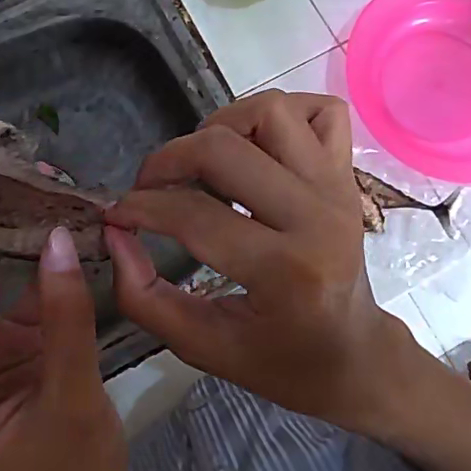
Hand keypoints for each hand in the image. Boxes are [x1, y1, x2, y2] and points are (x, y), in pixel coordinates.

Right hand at [103, 91, 416, 430]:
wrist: (358, 357)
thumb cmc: (278, 361)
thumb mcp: (199, 346)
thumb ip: (142, 295)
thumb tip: (113, 231)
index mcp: (286, 270)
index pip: (193, 214)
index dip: (138, 208)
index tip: (115, 216)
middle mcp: (317, 216)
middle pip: (223, 147)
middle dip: (167, 160)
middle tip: (148, 188)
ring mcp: (337, 187)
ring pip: (269, 112)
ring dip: (218, 128)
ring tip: (199, 166)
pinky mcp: (347, 173)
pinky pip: (318, 109)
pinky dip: (275, 117)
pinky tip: (250, 149)